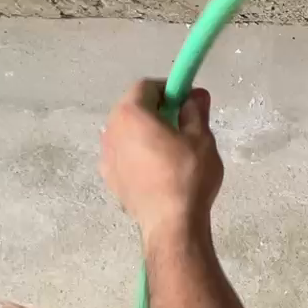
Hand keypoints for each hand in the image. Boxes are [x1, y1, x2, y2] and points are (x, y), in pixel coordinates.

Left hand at [99, 80, 222, 242]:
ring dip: (147, 130)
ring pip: (126, 131)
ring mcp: (106, 154)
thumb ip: (195, 112)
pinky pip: (124, 152)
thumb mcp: (201, 139)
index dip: (169, 88)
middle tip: (185, 124)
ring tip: (174, 148)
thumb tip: (196, 94)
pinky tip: (160, 168)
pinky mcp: (108, 175)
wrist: (170, 220)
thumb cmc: (189, 174)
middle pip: (132, 107)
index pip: (145, 86)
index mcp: (132, 115)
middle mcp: (111, 130)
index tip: (190, 100)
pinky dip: (140, 151)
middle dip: (158, 109)